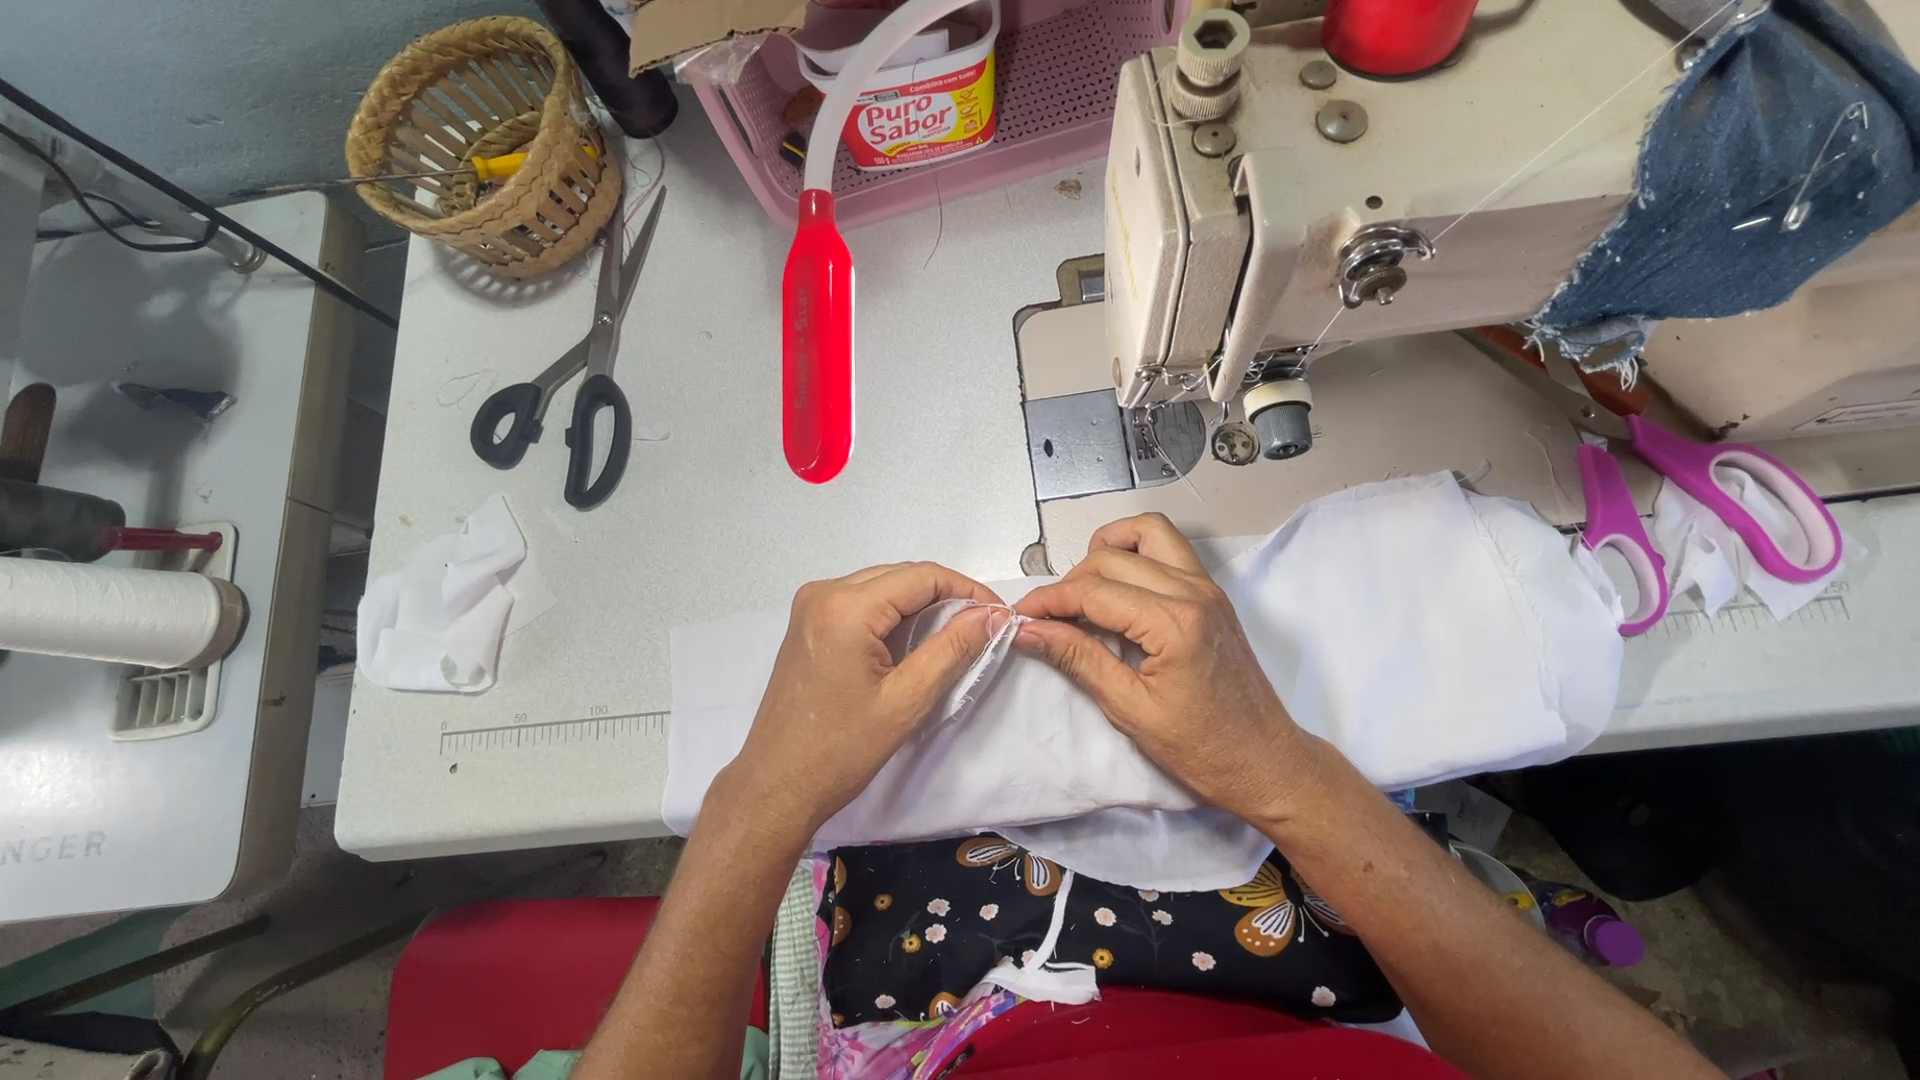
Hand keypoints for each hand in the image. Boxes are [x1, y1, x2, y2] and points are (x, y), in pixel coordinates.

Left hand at [720, 562, 1005, 838]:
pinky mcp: (807, 623)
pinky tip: (915, 640)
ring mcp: (809, 606)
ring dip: (921, 603)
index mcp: (845, 607)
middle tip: (982, 626)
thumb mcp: (907, 701)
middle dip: (946, 595)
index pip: (922, 577)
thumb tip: (991, 615)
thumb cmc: (842, 750)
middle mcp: (822, 593)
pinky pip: (861, 601)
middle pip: (901, 575)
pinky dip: (893, 613)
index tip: (998, 616)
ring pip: (882, 585)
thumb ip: (953, 649)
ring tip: (957, 633)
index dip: (967, 590)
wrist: (777, 785)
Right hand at [1012, 514, 1321, 826]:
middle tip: (1046, 618)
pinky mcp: (1212, 593)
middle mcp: (1194, 592)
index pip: (1093, 591)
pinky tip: (1117, 587)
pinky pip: (1169, 548)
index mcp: (1175, 623)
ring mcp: (1208, 587)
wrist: (1264, 761)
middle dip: (1069, 583)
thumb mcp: (1129, 708)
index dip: (1048, 601)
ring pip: (1144, 534)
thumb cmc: (1202, 748)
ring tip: (1083, 592)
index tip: (1020, 617)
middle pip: (1111, 557)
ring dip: (1105, 552)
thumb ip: (1077, 659)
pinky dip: (1135, 552)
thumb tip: (1029, 631)